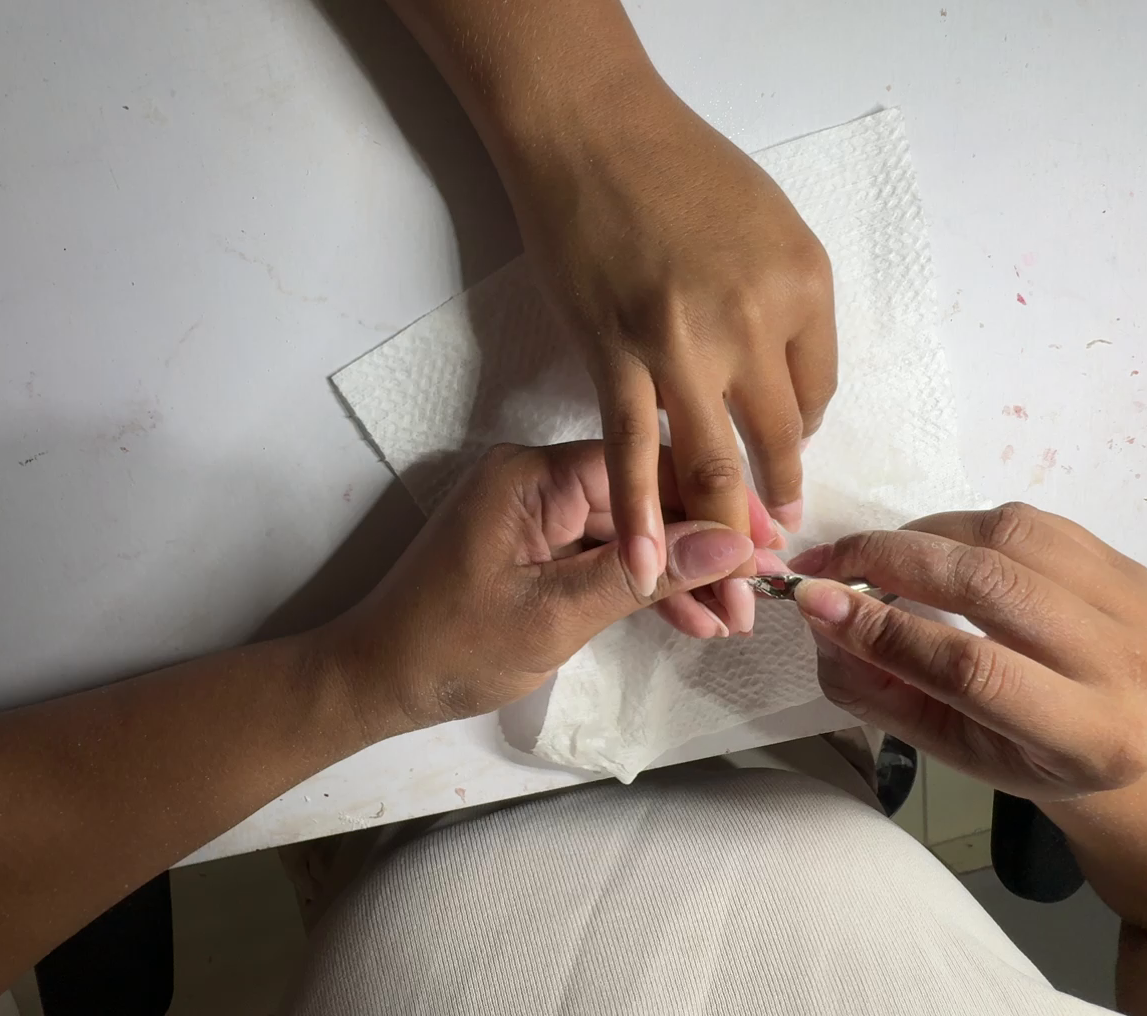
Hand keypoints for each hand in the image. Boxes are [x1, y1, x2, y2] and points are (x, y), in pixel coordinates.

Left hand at [323, 441, 754, 736]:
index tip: (765, 547)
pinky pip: (604, 554)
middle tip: (753, 597)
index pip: (641, 465)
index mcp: (531, 475)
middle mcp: (537, 479)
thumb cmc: (454, 647)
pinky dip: (642, 586)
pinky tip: (689, 619)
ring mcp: (539, 513)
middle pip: (642, 498)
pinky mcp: (540, 545)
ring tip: (730, 620)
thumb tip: (730, 544)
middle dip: (700, 549)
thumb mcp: (555, 615)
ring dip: (678, 573)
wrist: (380, 680)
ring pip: (631, 530)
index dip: (710, 503)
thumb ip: (643, 577)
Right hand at [505, 85, 835, 596]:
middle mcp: (754, 321)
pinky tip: (646, 566)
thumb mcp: (767, 221)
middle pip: (777, 437)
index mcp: (805, 282)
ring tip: (726, 575)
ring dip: (722, 525)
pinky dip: (641, 515)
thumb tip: (775, 379)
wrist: (590, 132)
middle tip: (770, 547)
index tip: (776, 450)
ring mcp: (683, 345)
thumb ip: (784, 302)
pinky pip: (636, 451)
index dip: (798, 433)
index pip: (817, 391)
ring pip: (713, 459)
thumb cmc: (680, 167)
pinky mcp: (615, 359)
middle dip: (776, 500)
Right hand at [785, 503, 1146, 799]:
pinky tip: (937, 549)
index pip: (970, 670)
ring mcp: (1141, 611)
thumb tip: (820, 607)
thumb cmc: (1008, 747)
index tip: (812, 598)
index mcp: (1086, 739)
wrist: (1112, 735)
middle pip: (991, 587)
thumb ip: (867, 682)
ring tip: (881, 557)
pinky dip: (960, 525)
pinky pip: (1028, 521)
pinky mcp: (1131, 568)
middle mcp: (1132, 673)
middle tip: (828, 562)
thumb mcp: (929, 738)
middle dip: (890, 561)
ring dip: (922, 536)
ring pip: (1008, 537)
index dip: (882, 629)